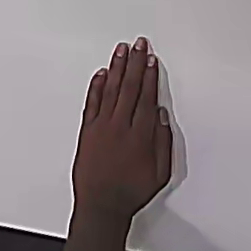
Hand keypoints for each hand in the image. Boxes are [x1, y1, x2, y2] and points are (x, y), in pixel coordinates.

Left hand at [71, 38, 171, 233]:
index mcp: (140, 135)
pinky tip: (102, 72)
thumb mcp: (160, 173)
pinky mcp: (87, 130)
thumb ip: (163, 142)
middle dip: (136, 62)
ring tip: (122, 49)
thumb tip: (161, 115)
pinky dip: (97, 86)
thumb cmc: (131, 192)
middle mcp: (120, 126)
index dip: (150, 75)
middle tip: (140, 44)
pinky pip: (92, 102)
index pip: (147, 96)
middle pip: (130, 86)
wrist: (101, 206)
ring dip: (118, 67)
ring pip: (111, 89)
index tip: (152, 59)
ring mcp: (102, 126)